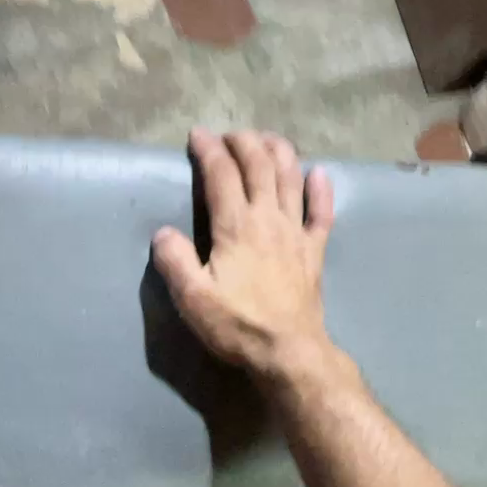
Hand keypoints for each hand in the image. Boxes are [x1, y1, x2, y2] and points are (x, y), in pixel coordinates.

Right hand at [152, 129, 337, 384]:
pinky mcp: (314, 251)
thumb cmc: (236, 325)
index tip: (197, 136)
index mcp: (236, 225)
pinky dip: (320, 189)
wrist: (288, 351)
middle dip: (243, 142)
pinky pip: (322, 212)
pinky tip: (319, 174)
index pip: (221, 174)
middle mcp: (268, 218)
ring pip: (291, 178)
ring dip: (278, 152)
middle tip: (228, 135)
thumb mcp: (192, 297)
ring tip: (266, 139)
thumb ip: (175, 260)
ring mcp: (296, 232)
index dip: (208, 150)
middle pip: (259, 165)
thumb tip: (164, 233)